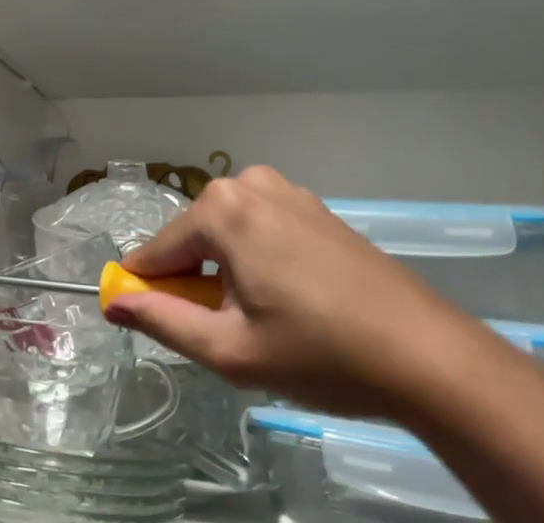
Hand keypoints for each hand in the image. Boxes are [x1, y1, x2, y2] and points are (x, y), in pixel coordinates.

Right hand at [104, 166, 497, 419]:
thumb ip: (162, 321)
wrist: (431, 357)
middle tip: (224, 333)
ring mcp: (289, 193)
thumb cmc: (322, 354)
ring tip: (259, 321)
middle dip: (193, 280)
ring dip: (225, 271)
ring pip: (227, 233)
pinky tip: (288, 303)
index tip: (152, 324)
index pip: (157, 251)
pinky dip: (256, 261)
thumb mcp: (229, 349)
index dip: (147, 290)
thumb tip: (112, 303)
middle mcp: (250, 185)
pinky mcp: (317, 210)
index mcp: (222, 210)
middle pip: (193, 237)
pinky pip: (261, 230)